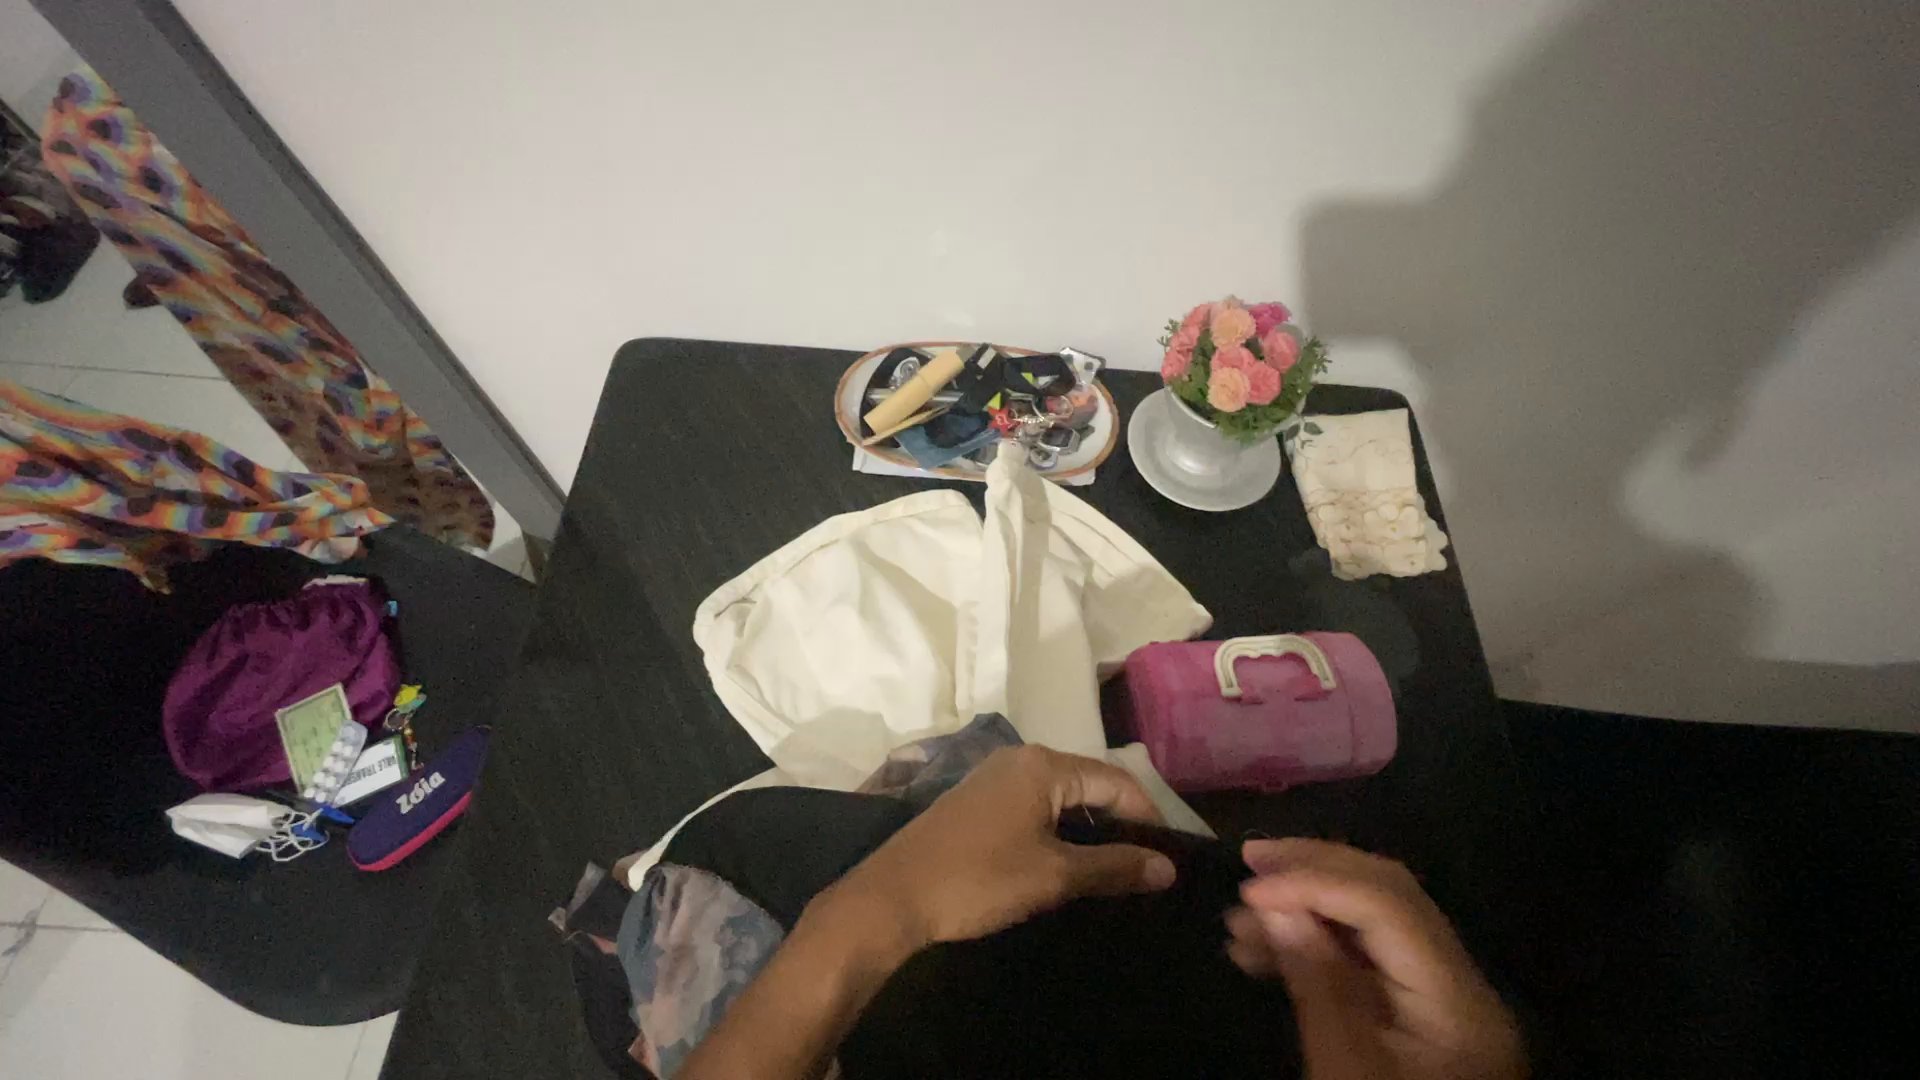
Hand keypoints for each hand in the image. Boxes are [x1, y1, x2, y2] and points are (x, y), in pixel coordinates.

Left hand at [824, 745, 1177, 951]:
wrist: (895, 895)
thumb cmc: (980, 878)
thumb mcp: (1053, 875)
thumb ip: (1113, 867)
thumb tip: (1167, 868)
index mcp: (1043, 764)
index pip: (1116, 781)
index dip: (1148, 816)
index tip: (1170, 857)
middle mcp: (1020, 758)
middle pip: (1088, 783)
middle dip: (1120, 822)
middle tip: (1147, 867)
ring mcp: (995, 776)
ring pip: (1061, 795)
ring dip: (1089, 828)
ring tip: (1115, 869)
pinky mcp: (978, 799)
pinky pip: (1034, 804)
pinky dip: (1059, 828)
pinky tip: (1068, 861)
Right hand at [1226, 839, 1524, 1079]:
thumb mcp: (1342, 1069)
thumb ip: (1314, 979)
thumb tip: (1275, 904)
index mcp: (1459, 1002)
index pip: (1387, 905)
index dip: (1314, 881)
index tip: (1248, 889)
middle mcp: (1461, 985)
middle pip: (1388, 895)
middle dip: (1313, 870)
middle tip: (1250, 861)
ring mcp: (1441, 999)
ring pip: (1372, 919)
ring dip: (1305, 906)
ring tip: (1239, 921)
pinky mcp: (1417, 1015)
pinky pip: (1364, 956)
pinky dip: (1315, 941)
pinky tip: (1263, 950)